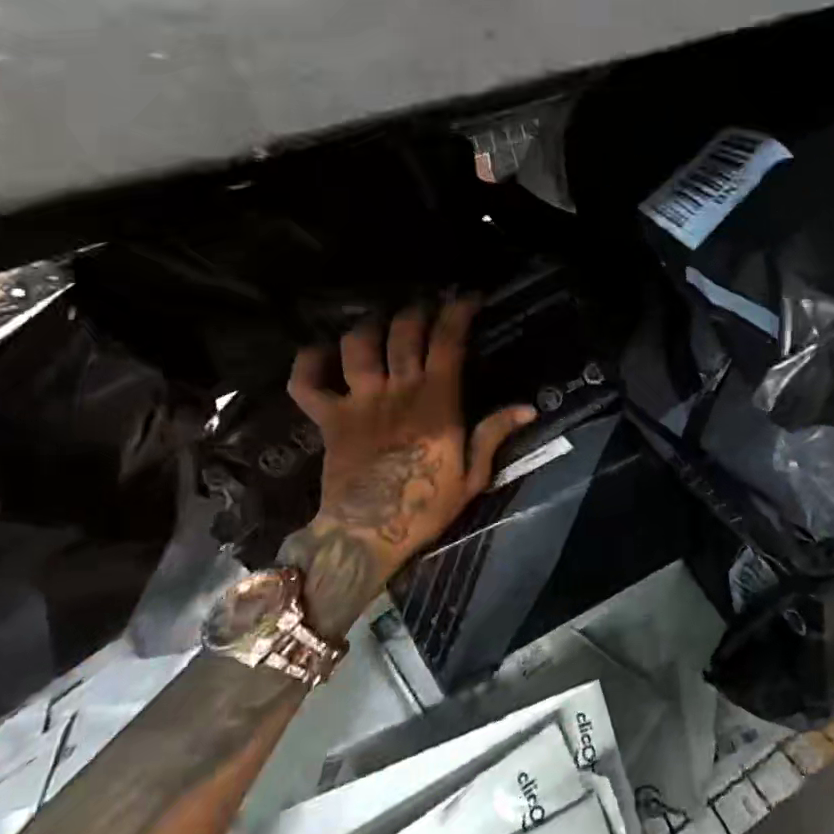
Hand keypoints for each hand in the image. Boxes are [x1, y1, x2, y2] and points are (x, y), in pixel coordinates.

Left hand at [283, 298, 536, 620]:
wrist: (368, 535)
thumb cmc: (426, 506)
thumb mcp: (472, 475)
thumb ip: (494, 435)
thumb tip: (528, 407)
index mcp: (436, 403)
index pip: (448, 342)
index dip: (458, 312)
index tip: (469, 298)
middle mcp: (396, 391)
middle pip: (403, 331)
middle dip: (417, 310)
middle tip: (427, 308)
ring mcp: (358, 401)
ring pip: (357, 344)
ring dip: (369, 325)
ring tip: (380, 323)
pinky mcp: (327, 418)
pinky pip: (305, 382)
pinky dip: (308, 362)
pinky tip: (320, 353)